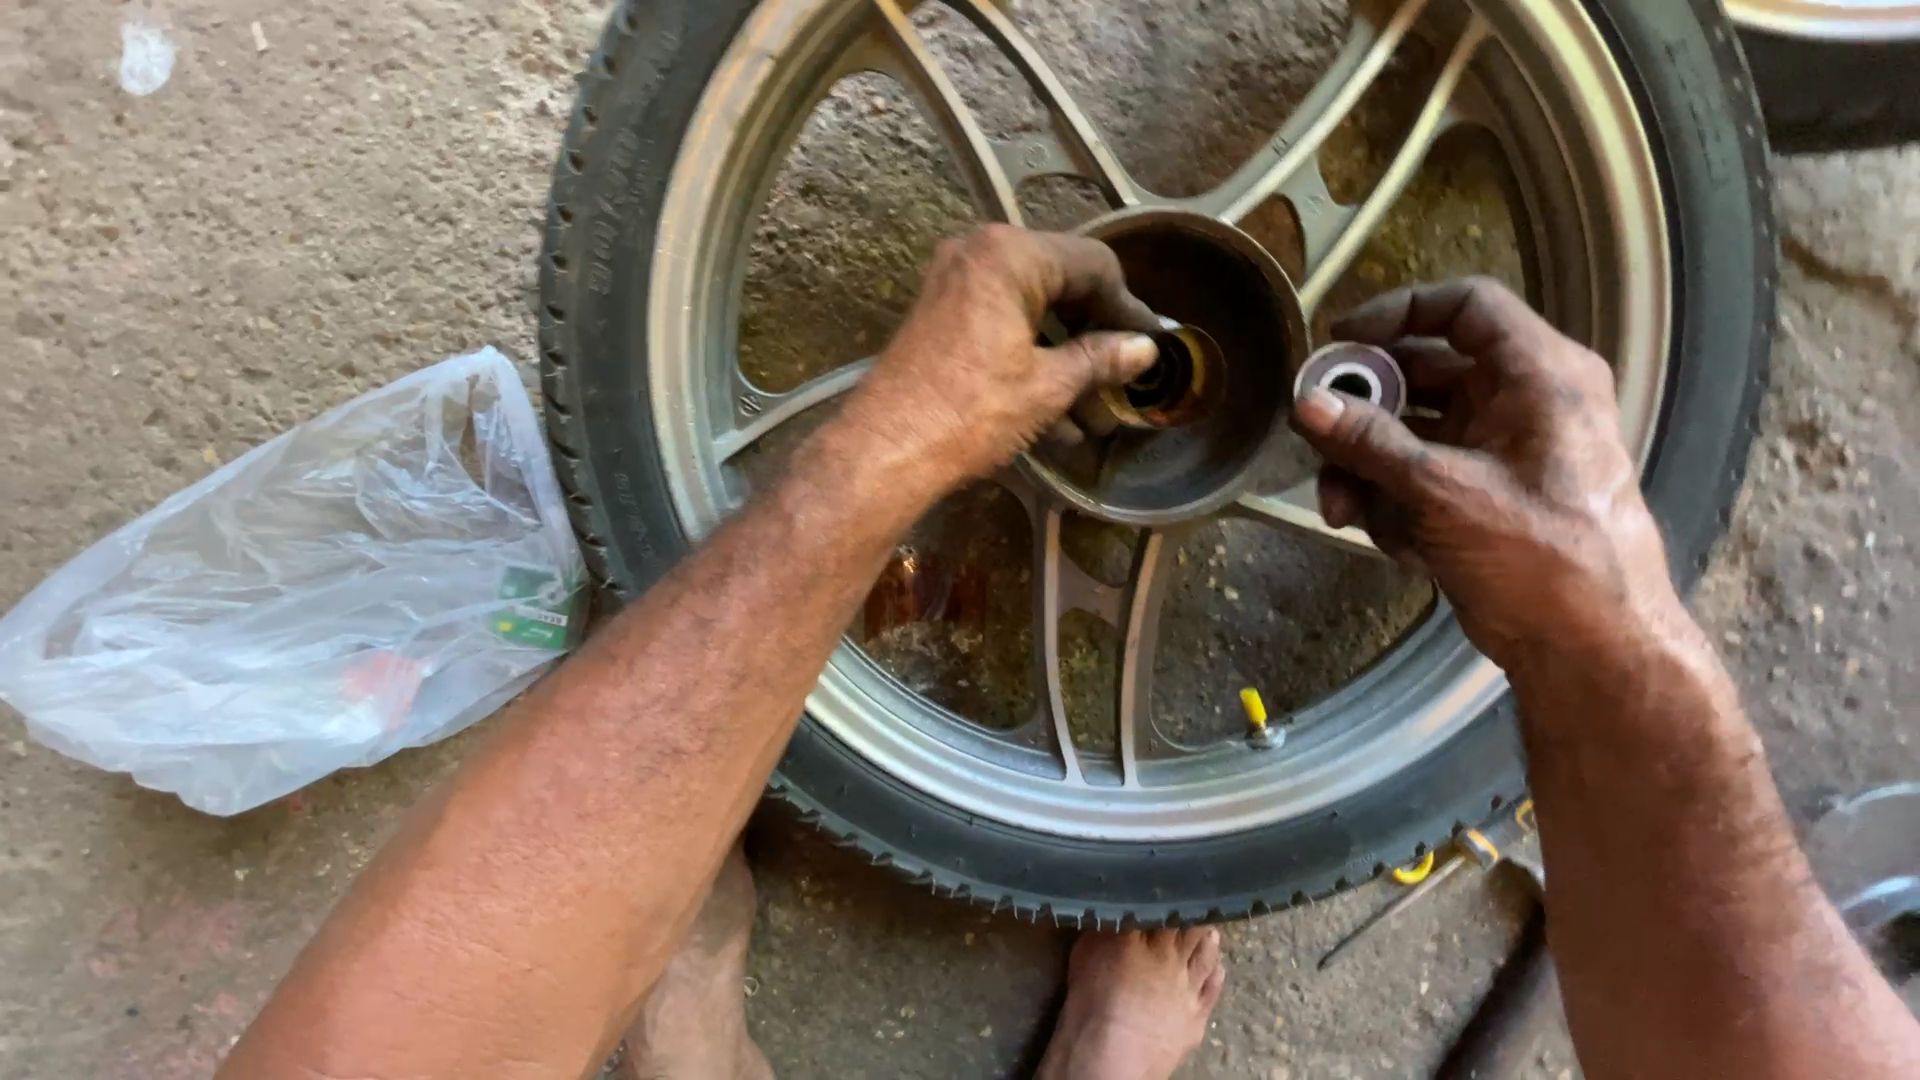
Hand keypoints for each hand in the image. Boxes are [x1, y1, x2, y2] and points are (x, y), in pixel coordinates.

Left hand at [839, 225, 1161, 492]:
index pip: (1093, 265)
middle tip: (1124, 382)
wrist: (885, 451)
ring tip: (1094, 419)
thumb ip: (1100, 359)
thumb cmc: (972, 412)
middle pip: (1059, 288)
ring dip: (1064, 365)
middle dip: (1094, 341)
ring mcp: (952, 288)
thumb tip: (1145, 349)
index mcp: (1010, 255)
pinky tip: (1056, 421)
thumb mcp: (1047, 386)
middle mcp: (977, 256)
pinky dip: (1029, 367)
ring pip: (1029, 318)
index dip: (1128, 307)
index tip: (1152, 344)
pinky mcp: (938, 324)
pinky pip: (999, 333)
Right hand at [1290, 278, 1681, 669]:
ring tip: (1345, 512)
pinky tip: (1392, 541)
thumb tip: (1304, 403)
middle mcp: (1515, 401)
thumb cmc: (1537, 553)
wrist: (1585, 642)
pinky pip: (1410, 476)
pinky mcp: (1472, 493)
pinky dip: (1388, 503)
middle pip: (1418, 377)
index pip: (1466, 307)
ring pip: (1404, 433)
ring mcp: (1492, 449)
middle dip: (1361, 417)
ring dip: (1363, 470)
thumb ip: (1368, 443)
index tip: (1337, 339)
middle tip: (1315, 438)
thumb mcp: (1441, 490)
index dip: (1397, 312)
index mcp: (1537, 376)